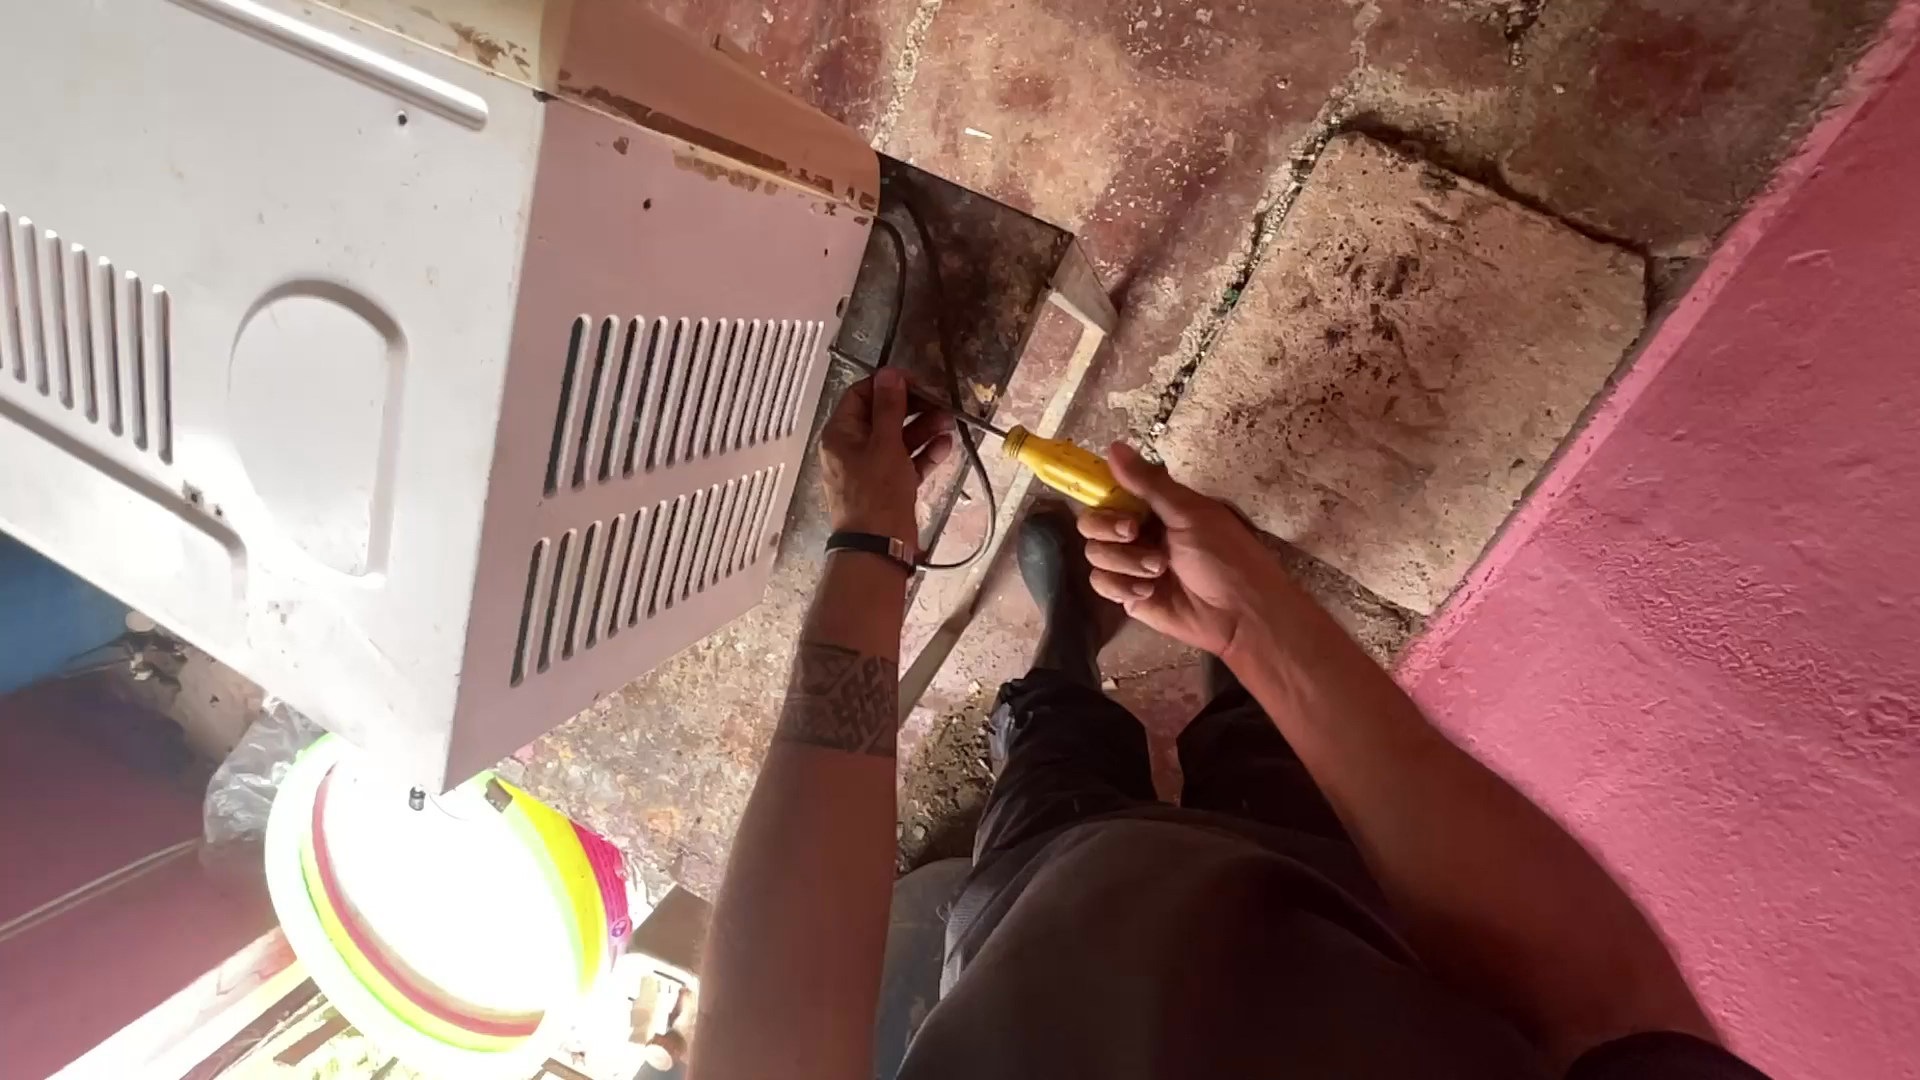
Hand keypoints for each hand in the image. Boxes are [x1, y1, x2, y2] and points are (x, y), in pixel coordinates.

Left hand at [819, 368, 953, 546]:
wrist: (879, 546)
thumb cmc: (876, 494)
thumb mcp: (884, 444)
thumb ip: (889, 408)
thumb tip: (889, 374)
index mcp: (840, 434)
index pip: (860, 395)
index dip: (887, 385)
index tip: (915, 381)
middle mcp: (852, 448)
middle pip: (882, 417)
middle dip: (912, 408)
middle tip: (938, 401)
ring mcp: (871, 468)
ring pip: (898, 440)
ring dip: (923, 429)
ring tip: (948, 421)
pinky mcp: (889, 486)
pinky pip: (907, 462)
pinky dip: (924, 453)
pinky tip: (945, 445)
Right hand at [1077, 443, 1296, 660]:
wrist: (1239, 613)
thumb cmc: (1225, 556)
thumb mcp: (1190, 513)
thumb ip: (1148, 483)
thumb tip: (1114, 446)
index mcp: (1153, 508)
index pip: (1109, 494)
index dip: (1104, 497)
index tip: (1115, 503)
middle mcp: (1137, 533)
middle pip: (1091, 523)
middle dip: (1108, 529)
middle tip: (1133, 533)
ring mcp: (1129, 565)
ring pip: (1095, 554)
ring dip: (1125, 561)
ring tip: (1159, 570)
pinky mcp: (1126, 595)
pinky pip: (1101, 583)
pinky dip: (1122, 586)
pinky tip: (1148, 591)